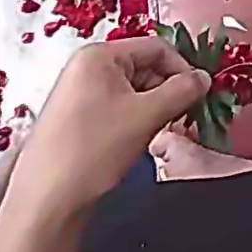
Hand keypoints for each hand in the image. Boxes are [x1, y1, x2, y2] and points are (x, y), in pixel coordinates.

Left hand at [3, 37, 210, 222]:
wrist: (45, 203)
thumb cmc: (94, 149)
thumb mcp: (148, 114)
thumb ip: (184, 90)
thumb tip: (206, 77)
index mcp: (99, 56)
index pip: (158, 48)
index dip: (183, 69)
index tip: (197, 95)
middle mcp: (88, 68)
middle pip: (148, 67)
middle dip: (169, 90)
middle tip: (181, 116)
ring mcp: (81, 92)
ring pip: (137, 89)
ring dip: (156, 107)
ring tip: (158, 131)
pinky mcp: (79, 116)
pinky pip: (122, 105)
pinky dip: (138, 118)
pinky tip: (139, 139)